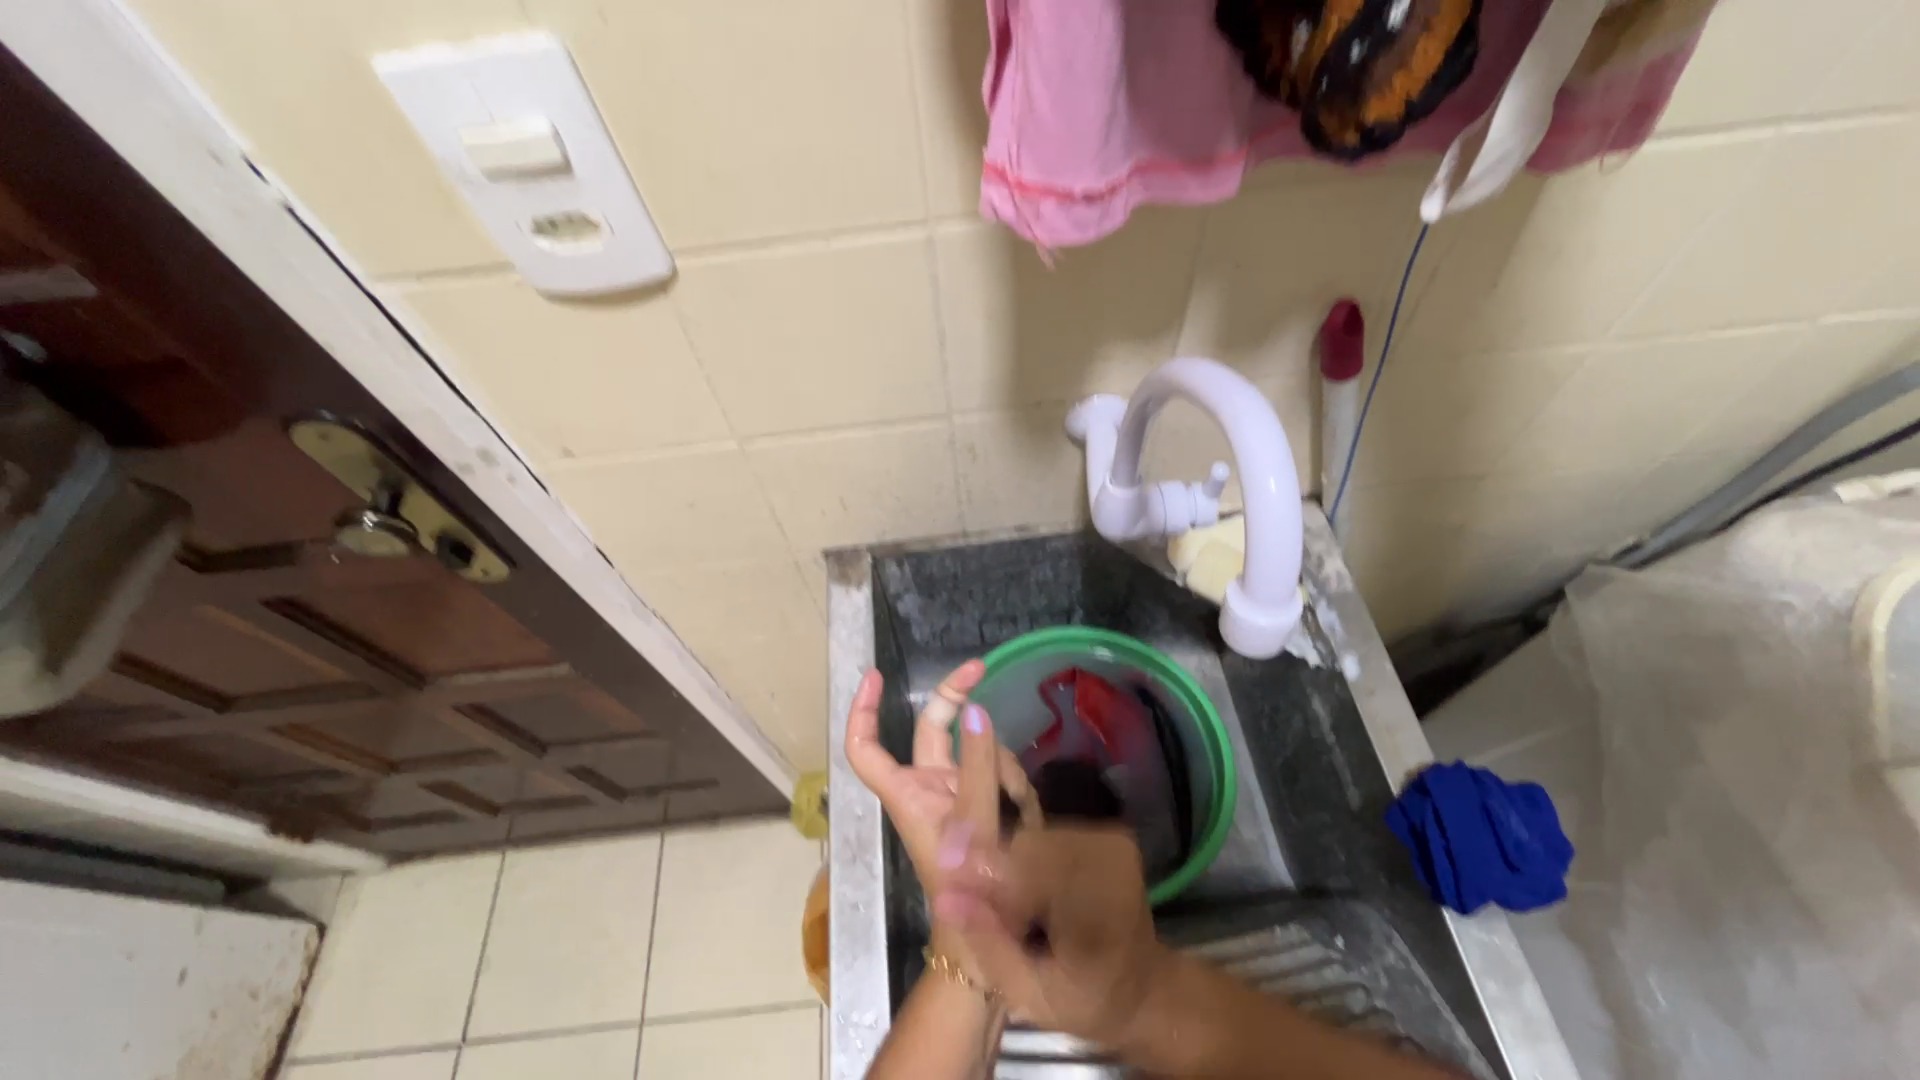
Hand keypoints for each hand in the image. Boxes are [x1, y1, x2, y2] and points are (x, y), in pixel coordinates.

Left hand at [843, 662, 1037, 894]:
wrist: (998, 934)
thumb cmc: (971, 887)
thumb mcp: (975, 822)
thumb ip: (977, 764)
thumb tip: (975, 711)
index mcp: (906, 792)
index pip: (866, 748)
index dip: (864, 711)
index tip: (876, 676)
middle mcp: (927, 785)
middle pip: (934, 727)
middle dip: (958, 700)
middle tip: (981, 667)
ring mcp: (957, 791)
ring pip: (979, 748)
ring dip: (1004, 769)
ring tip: (1017, 808)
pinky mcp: (984, 800)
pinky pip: (1001, 772)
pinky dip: (1016, 787)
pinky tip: (1025, 815)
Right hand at [935, 723, 1167, 1043]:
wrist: (1142, 985)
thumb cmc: (1085, 1000)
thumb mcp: (1031, 995)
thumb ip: (989, 946)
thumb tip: (946, 898)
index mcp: (1099, 915)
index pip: (1031, 874)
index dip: (984, 877)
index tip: (948, 890)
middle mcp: (1111, 866)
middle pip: (1029, 847)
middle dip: (996, 872)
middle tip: (977, 903)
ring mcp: (1113, 844)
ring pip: (1035, 836)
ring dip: (1012, 864)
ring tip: (1007, 903)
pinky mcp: (1109, 835)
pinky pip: (1049, 834)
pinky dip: (1029, 857)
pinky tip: (1029, 889)